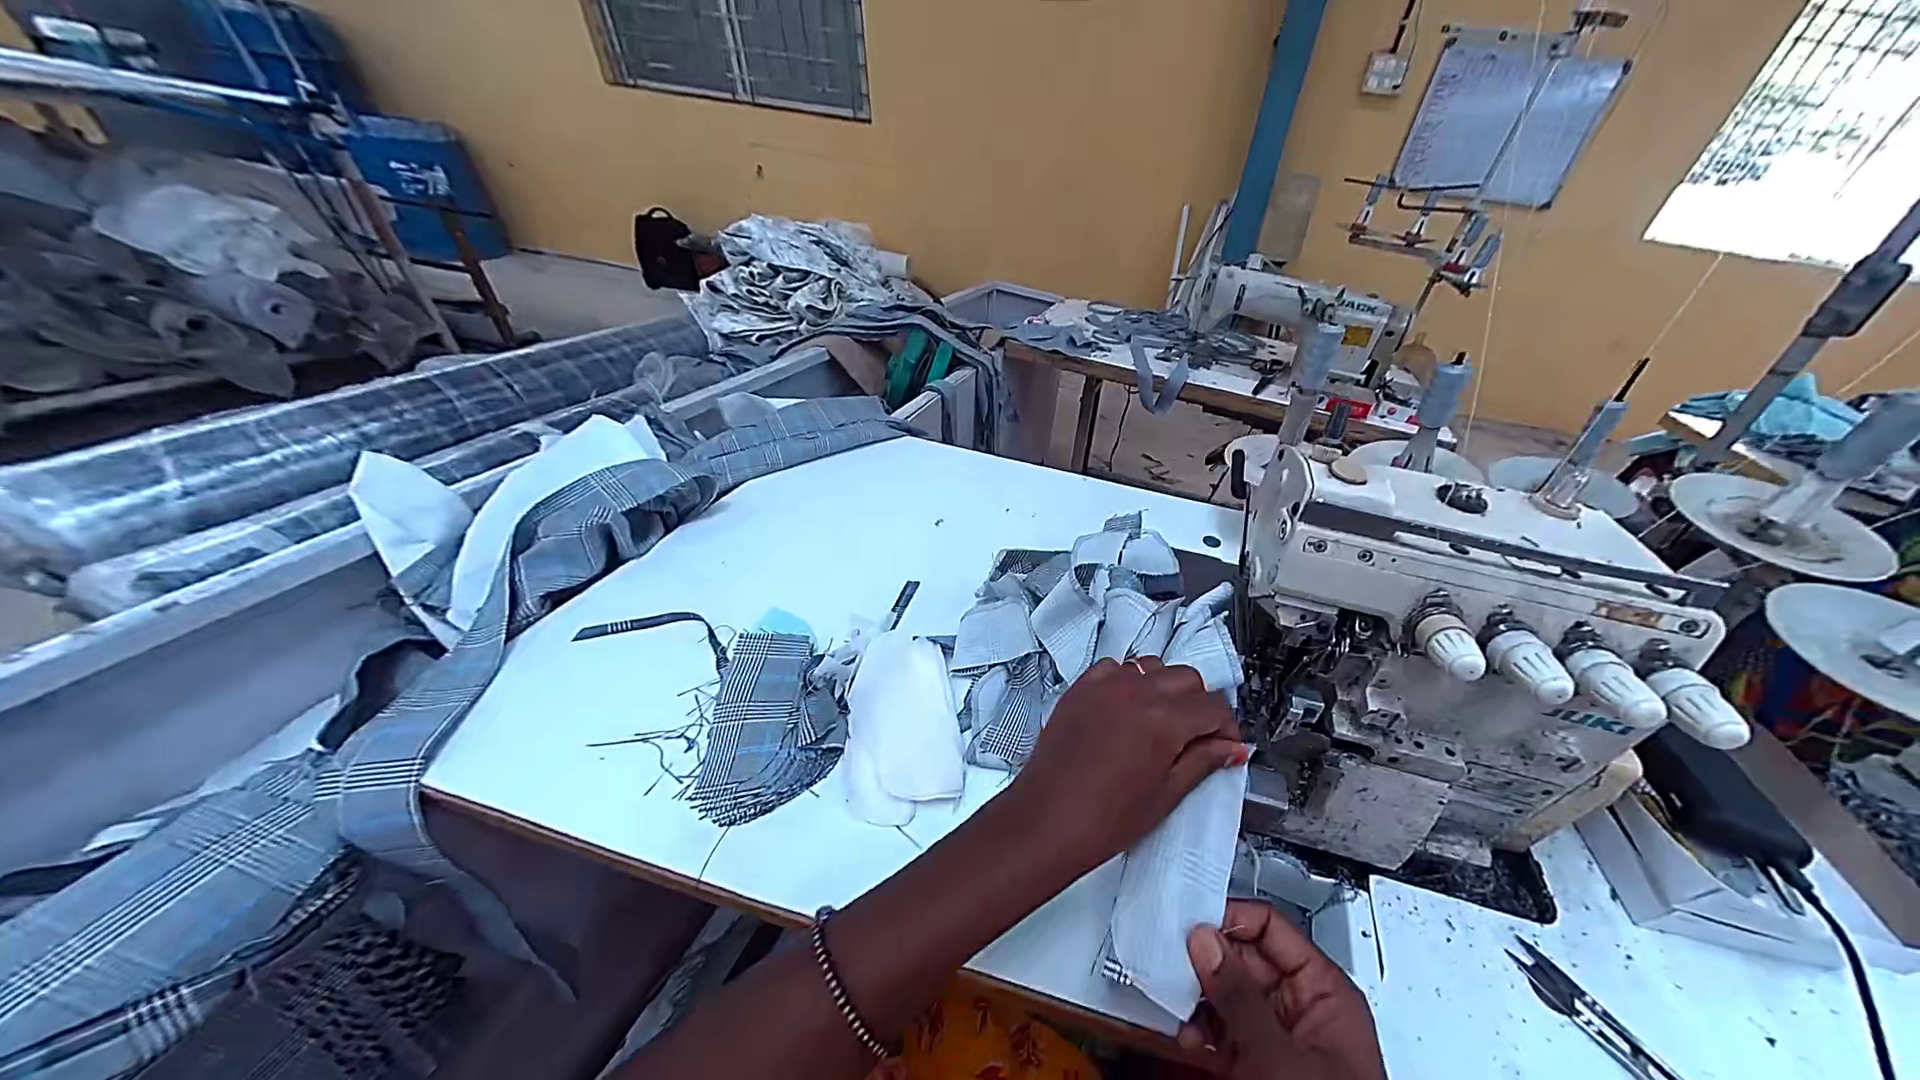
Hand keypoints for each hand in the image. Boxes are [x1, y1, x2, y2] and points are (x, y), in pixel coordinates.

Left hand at [999, 656, 1245, 877]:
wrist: (1046, 820)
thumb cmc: (1100, 818)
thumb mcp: (1166, 794)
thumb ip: (1202, 762)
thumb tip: (1231, 748)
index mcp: (1161, 719)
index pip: (1214, 706)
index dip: (1226, 728)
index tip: (1224, 744)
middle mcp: (1132, 692)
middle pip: (1186, 678)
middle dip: (1199, 705)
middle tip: (1196, 738)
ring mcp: (1102, 686)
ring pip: (1151, 666)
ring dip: (1164, 688)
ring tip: (1160, 725)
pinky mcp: (1079, 689)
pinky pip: (1114, 669)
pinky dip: (1127, 682)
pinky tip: (1127, 711)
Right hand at [1180, 900, 1385, 1079]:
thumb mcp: (1276, 1055)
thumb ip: (1237, 993)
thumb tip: (1205, 938)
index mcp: (1324, 992)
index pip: (1269, 927)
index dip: (1229, 920)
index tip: (1190, 924)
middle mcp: (1302, 1006)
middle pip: (1244, 956)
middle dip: (1206, 963)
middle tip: (1176, 966)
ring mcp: (1281, 1035)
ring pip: (1229, 990)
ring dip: (1199, 998)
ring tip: (1182, 1010)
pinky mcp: (1261, 1062)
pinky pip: (1225, 1024)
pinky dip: (1203, 1028)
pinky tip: (1191, 1039)